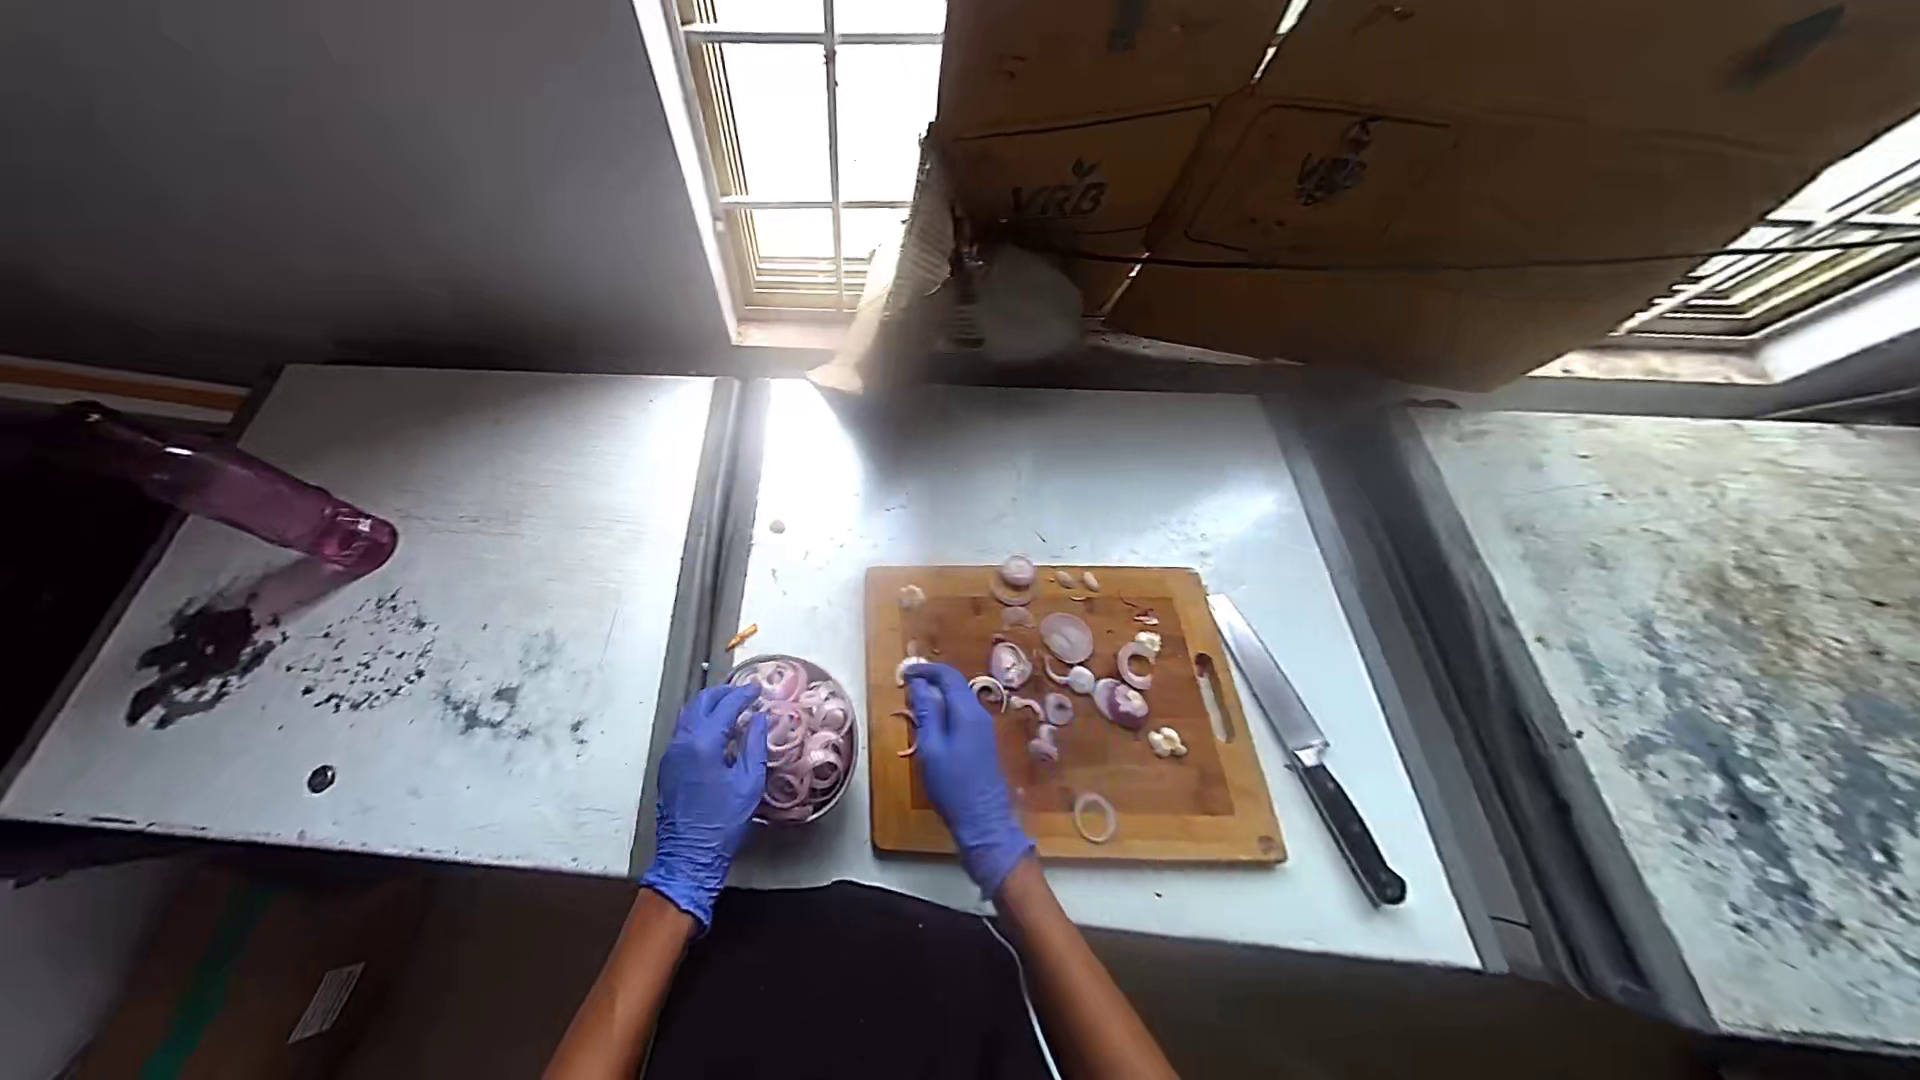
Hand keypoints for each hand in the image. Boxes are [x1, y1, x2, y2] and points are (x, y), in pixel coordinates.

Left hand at [640, 684, 766, 927]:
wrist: (688, 857)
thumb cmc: (721, 824)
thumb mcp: (749, 782)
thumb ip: (755, 744)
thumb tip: (760, 720)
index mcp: (702, 744)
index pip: (725, 706)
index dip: (744, 694)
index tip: (757, 688)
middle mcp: (681, 744)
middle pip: (701, 703)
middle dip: (724, 693)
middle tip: (745, 691)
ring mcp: (671, 755)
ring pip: (689, 715)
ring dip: (711, 704)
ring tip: (732, 705)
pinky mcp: (669, 767)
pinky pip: (684, 730)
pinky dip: (702, 720)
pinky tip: (718, 728)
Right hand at [904, 662, 1033, 895]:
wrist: (983, 820)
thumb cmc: (952, 786)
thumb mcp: (931, 748)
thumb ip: (927, 713)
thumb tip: (919, 685)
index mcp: (967, 712)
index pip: (948, 676)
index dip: (926, 670)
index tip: (904, 673)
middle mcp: (980, 714)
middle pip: (956, 685)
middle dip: (931, 680)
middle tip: (906, 688)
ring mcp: (984, 727)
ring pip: (959, 699)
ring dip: (937, 695)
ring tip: (913, 705)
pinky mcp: (983, 740)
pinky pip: (962, 713)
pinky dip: (945, 709)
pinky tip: (931, 723)